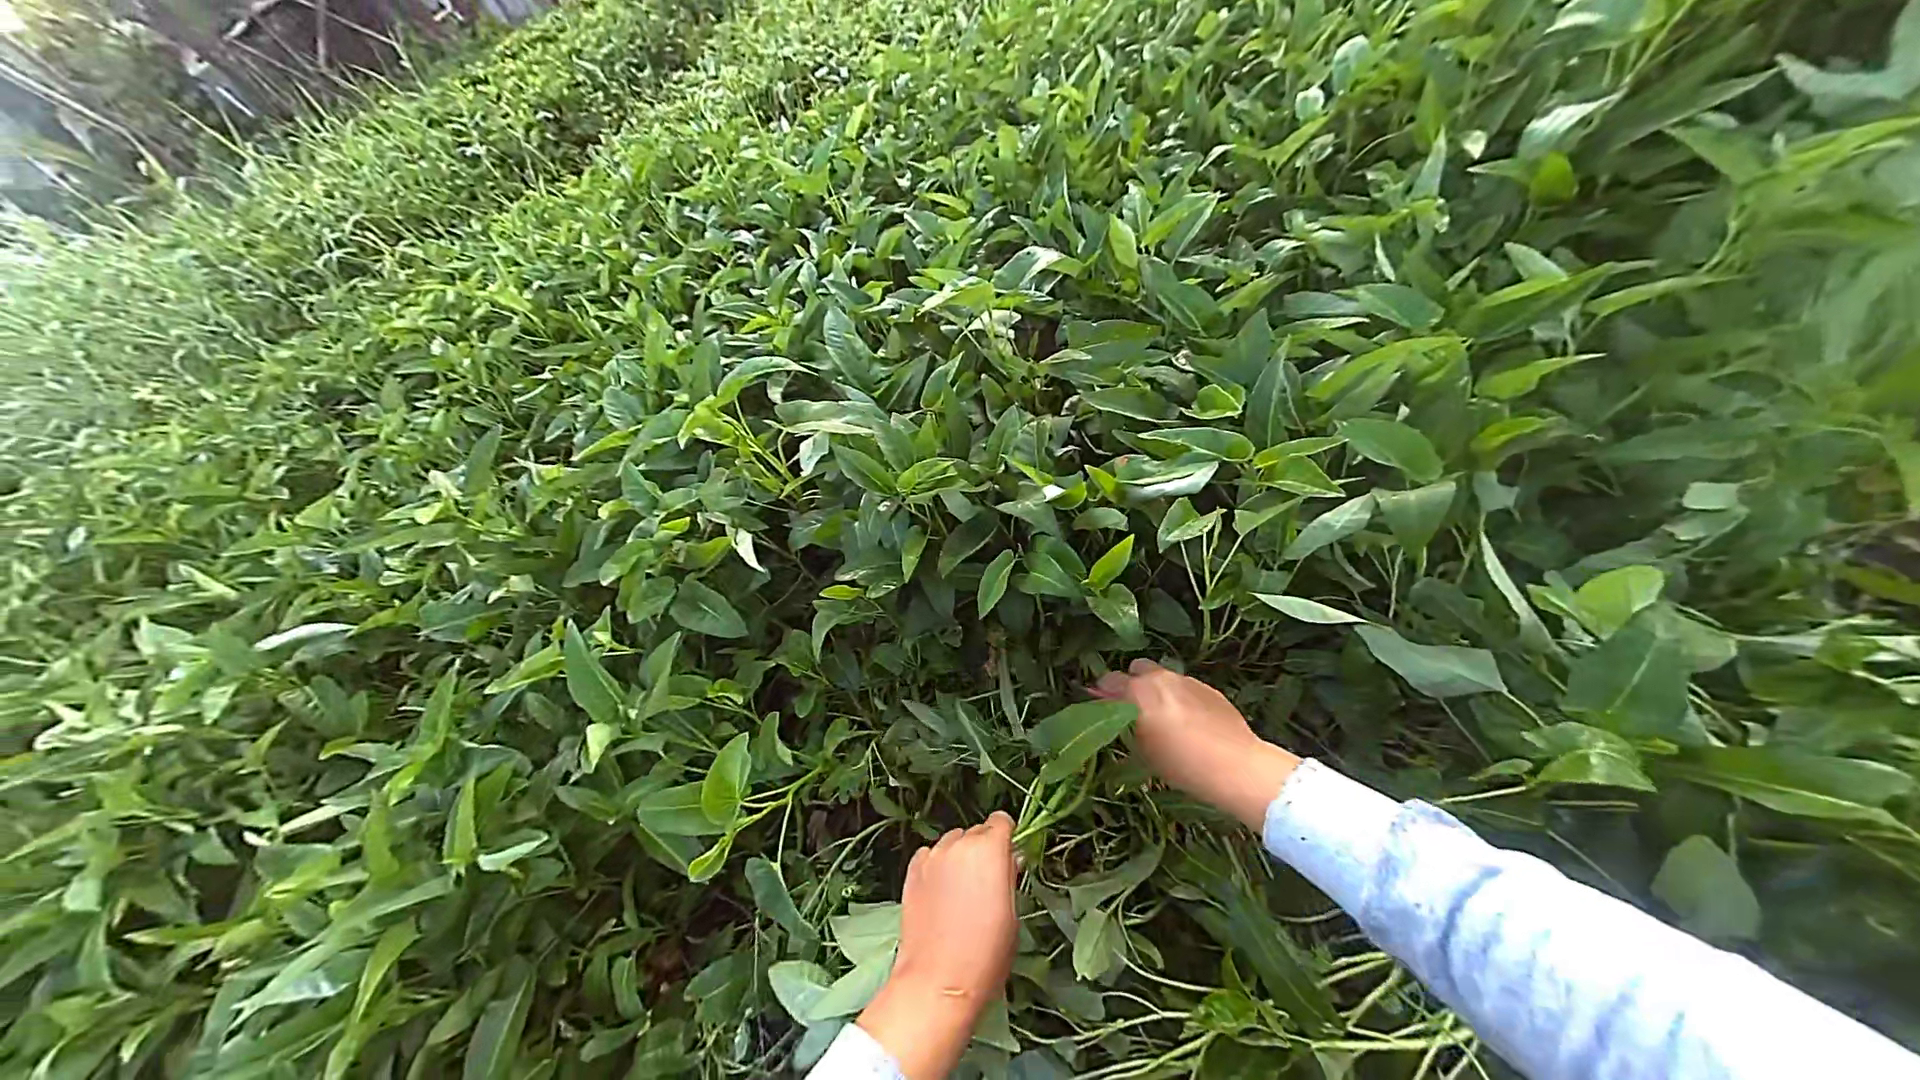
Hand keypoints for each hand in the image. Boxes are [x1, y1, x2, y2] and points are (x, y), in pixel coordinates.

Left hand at [855, 812, 1017, 1079]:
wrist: (937, 982)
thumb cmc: (985, 955)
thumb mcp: (1012, 915)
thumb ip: (1010, 876)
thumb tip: (1011, 858)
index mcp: (989, 850)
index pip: (1001, 821)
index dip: (1007, 837)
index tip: (1008, 856)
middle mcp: (959, 844)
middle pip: (977, 832)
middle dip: (984, 849)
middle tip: (986, 882)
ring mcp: (932, 856)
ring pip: (953, 843)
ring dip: (959, 857)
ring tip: (961, 890)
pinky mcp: (912, 871)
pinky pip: (930, 856)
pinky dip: (937, 866)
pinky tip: (940, 893)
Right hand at [1092, 658, 1300, 829]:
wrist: (1237, 766)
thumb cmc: (1182, 764)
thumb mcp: (1142, 750)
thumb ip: (1122, 723)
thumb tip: (1108, 709)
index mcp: (1137, 692)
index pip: (1107, 680)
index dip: (1102, 693)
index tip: (1102, 707)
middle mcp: (1159, 678)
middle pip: (1135, 669)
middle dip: (1131, 684)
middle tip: (1133, 709)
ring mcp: (1185, 680)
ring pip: (1161, 676)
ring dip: (1156, 689)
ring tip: (1162, 715)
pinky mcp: (1207, 687)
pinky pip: (1183, 686)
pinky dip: (1178, 697)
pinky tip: (1187, 720)